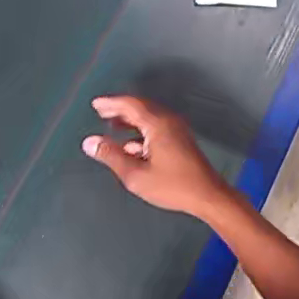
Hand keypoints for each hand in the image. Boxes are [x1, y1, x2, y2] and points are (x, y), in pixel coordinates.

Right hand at [82, 95, 235, 219]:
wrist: (207, 195)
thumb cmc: (173, 186)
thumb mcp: (135, 175)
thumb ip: (111, 156)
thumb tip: (90, 142)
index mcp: (158, 124)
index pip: (131, 105)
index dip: (111, 103)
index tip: (96, 104)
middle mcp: (169, 122)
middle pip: (141, 107)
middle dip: (120, 109)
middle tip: (101, 112)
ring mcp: (177, 130)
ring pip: (150, 117)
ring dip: (131, 119)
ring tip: (112, 125)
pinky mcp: (181, 140)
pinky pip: (157, 126)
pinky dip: (141, 130)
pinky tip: (131, 144)